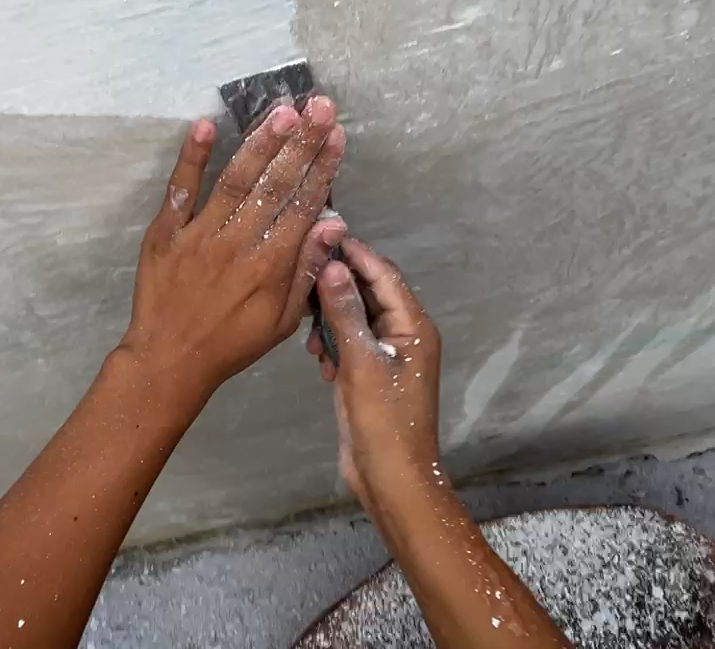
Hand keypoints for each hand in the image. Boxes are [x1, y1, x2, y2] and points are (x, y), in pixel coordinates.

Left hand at [121, 96, 347, 401]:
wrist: (169, 359)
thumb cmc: (232, 341)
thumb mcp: (283, 320)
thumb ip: (308, 270)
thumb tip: (335, 225)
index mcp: (270, 265)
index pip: (303, 206)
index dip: (322, 167)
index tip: (337, 134)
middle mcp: (237, 243)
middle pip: (275, 185)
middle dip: (300, 143)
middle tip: (319, 106)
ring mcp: (198, 233)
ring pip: (235, 181)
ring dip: (260, 143)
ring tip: (281, 111)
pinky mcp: (165, 231)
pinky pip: (179, 190)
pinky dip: (191, 157)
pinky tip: (205, 126)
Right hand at [306, 238, 444, 511]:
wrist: (392, 481)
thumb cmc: (383, 421)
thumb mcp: (361, 362)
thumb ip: (345, 311)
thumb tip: (331, 265)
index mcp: (413, 325)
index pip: (383, 273)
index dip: (353, 252)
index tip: (320, 234)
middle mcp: (405, 331)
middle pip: (368, 290)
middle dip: (336, 285)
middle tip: (300, 277)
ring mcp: (388, 352)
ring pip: (355, 314)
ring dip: (331, 317)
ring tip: (308, 332)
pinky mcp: (372, 370)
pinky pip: (351, 338)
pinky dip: (333, 341)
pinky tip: (318, 358)